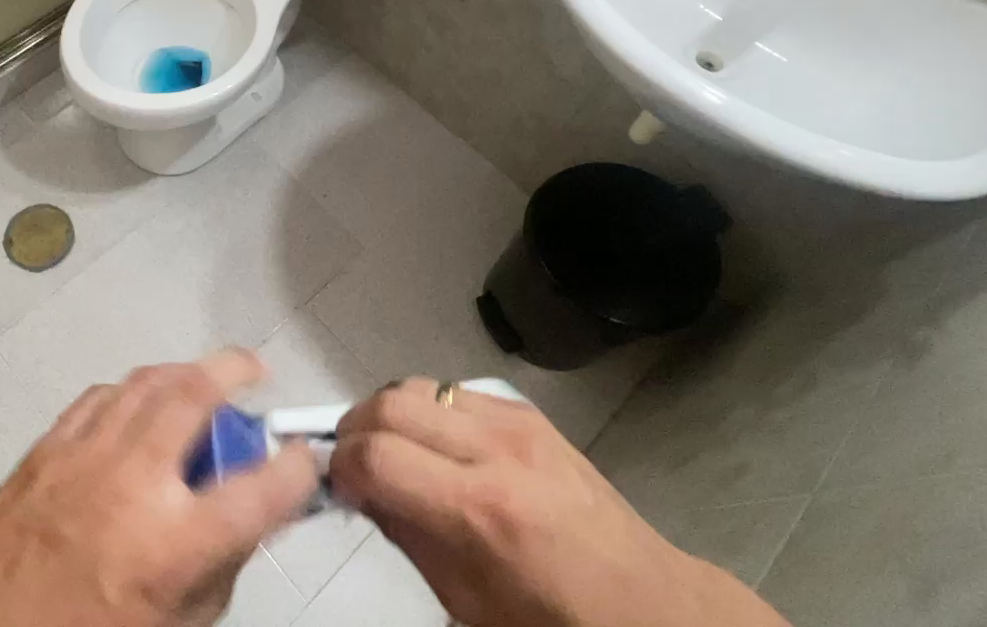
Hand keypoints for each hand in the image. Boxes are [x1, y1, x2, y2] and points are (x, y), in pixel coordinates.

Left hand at [0, 349, 317, 626]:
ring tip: (201, 378)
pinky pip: (98, 399)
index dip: (296, 470)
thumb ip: (217, 570)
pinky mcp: (44, 449)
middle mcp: (130, 484)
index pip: (258, 492)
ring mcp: (82, 458)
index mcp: (170, 545)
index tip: (306, 457)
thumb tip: (249, 519)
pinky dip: (129, 392)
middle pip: (194, 397)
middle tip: (255, 369)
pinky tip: (137, 404)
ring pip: (144, 383)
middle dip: (234, 369)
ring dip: (182, 371)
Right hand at [330, 378, 792, 626]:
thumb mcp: (466, 603)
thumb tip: (357, 486)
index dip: (341, 467)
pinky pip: (450, 389)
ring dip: (386, 413)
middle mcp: (496, 450)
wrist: (647, 602)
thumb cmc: (552, 621)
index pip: (376, 456)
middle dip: (354, 430)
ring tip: (389, 450)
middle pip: (388, 404)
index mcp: (480, 512)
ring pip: (415, 384)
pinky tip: (433, 444)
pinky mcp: (526, 410)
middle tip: (354, 466)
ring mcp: (515, 421)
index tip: (339, 489)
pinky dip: (424, 409)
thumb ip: (404, 534)